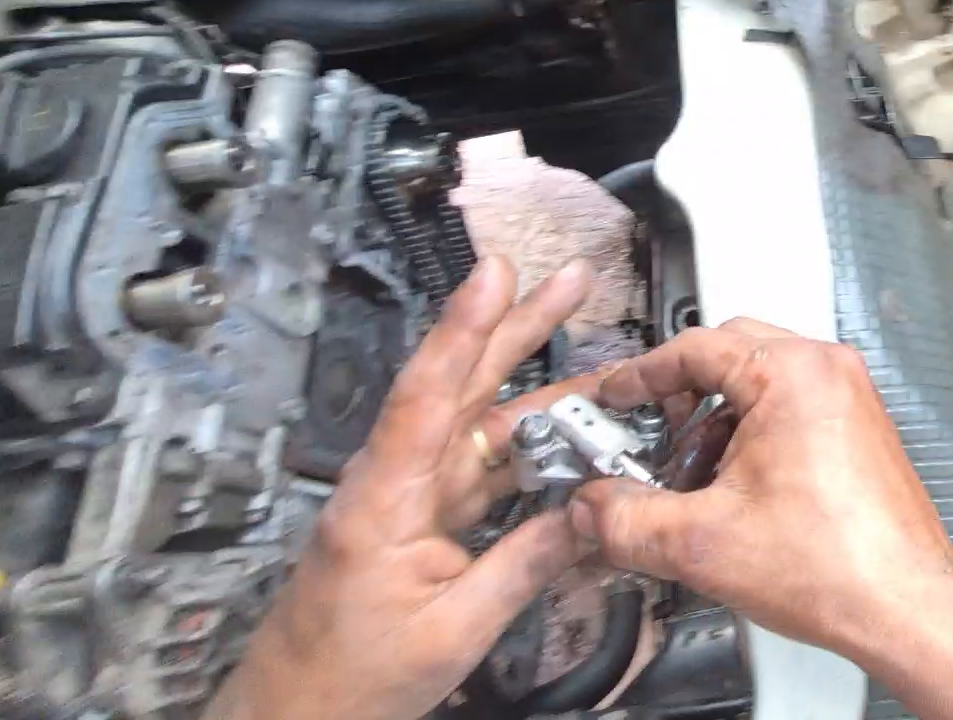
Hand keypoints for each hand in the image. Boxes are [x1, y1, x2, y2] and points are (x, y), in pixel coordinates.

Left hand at [205, 257, 598, 719]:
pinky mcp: (437, 511)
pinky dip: (543, 445)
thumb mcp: (449, 634)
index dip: (464, 327)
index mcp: (386, 499)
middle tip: (573, 278)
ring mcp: (423, 492)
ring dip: (551, 386)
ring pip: (493, 417)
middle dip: (521, 324)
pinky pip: (499, 463)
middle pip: (468, 381)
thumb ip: (525, 565)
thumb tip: (593, 511)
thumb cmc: (346, 686)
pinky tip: (582, 433)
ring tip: (605, 358)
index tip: (496, 273)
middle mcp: (403, 478)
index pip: (427, 393)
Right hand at [568, 321, 952, 719]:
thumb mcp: (703, 542)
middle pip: (731, 349)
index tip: (615, 394)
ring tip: (695, 469)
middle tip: (650, 425)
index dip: (643, 372)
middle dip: (682, 388)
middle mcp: (826, 368)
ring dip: (719, 410)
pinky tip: (736, 479)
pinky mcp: (858, 417)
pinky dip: (754, 423)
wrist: (905, 602)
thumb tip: (591, 504)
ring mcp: (848, 390)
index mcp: (792, 373)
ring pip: (763, 374)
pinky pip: (793, 397)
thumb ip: (626, 518)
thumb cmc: (836, 563)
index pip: (697, 346)